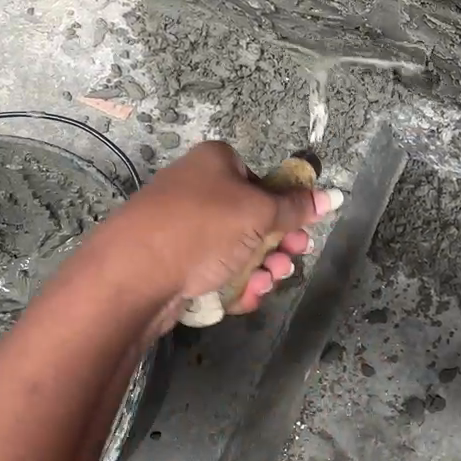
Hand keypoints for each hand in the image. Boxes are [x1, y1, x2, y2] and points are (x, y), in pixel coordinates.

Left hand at [99, 141, 337, 334]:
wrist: (129, 277)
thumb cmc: (201, 229)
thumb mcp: (258, 212)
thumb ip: (295, 207)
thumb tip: (331, 196)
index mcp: (216, 162)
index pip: (262, 179)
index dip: (285, 206)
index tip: (302, 229)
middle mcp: (198, 189)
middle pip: (252, 217)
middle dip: (278, 243)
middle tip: (292, 258)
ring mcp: (182, 228)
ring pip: (236, 248)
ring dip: (261, 267)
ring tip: (269, 283)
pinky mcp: (172, 263)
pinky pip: (213, 270)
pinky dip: (233, 284)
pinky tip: (245, 297)